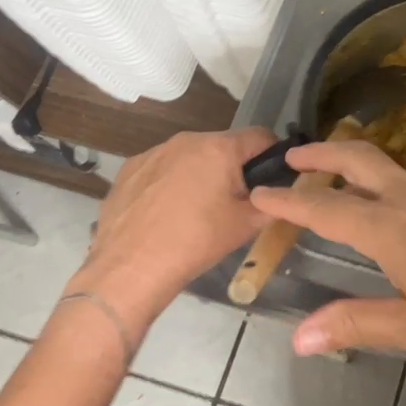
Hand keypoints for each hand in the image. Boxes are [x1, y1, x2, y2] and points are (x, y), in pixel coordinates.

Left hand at [64, 127, 275, 324]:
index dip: (272, 155)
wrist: (131, 269)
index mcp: (219, 148)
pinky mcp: (128, 169)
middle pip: (222, 146)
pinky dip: (168, 184)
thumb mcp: (247, 225)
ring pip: (189, 157)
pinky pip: (161, 169)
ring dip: (199, 175)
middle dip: (231, 169)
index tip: (270, 179)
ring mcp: (153, 152)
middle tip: (231, 203)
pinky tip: (163, 214)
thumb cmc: (196, 242)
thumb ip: (270, 202)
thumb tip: (277, 193)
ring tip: (193, 211)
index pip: (260, 136)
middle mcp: (186, 140)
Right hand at [250, 140, 405, 358]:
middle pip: (356, 160)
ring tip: (334, 177)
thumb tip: (297, 336)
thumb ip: (356, 324)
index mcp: (389, 227)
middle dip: (320, 155)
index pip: (324, 208)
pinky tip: (393, 205)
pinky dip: (383, 179)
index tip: (256, 193)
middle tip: (291, 157)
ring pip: (386, 166)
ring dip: (352, 163)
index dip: (288, 202)